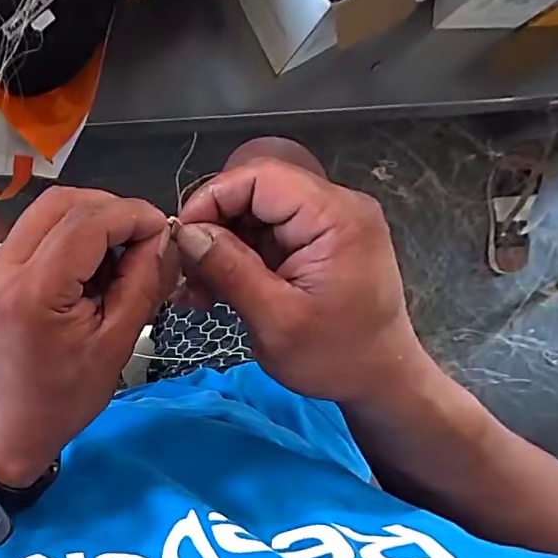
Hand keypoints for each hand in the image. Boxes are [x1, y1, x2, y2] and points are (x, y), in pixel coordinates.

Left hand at [0, 188, 176, 484]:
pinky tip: (89, 267)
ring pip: (46, 212)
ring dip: (90, 221)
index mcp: (32, 292)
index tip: (163, 232)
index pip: (87, 221)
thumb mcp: (116, 344)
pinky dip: (68, 236)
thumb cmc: (64, 398)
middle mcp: (1, 270)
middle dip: (111, 211)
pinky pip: (34, 233)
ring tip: (118, 256)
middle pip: (61, 202)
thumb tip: (164, 238)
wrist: (12, 425)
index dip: (133, 216)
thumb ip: (143, 282)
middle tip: (142, 241)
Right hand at [176, 158, 428, 403]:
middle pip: (252, 192)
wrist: (377, 381)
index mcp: (335, 217)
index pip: (259, 176)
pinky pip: (261, 237)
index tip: (180, 241)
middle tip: (185, 276)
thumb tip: (185, 233)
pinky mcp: (312, 244)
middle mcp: (333, 207)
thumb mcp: (275, 320)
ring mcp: (323, 225)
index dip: (210, 199)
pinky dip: (232, 261)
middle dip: (210, 230)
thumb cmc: (334, 358)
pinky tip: (214, 292)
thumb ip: (230, 270)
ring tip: (197, 293)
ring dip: (217, 250)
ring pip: (250, 216)